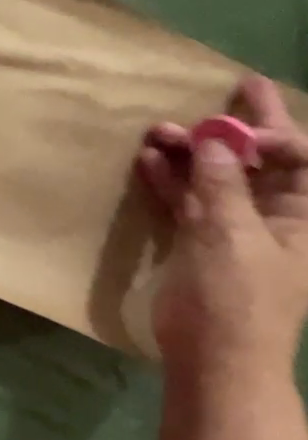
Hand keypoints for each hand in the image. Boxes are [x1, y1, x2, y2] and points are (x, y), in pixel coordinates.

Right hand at [138, 76, 307, 372]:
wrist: (215, 351)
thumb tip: (213, 139)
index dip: (272, 135)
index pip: (301, 160)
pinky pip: (187, 199)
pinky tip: (147, 160)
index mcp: (306, 217)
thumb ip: (221, 186)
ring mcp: (236, 228)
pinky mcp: (200, 241)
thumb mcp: (232, 237)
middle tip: (231, 88)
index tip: (234, 123)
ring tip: (159, 129)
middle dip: (241, 129)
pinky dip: (169, 179)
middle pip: (264, 162)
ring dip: (192, 152)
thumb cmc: (239, 296)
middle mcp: (278, 216)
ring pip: (217, 177)